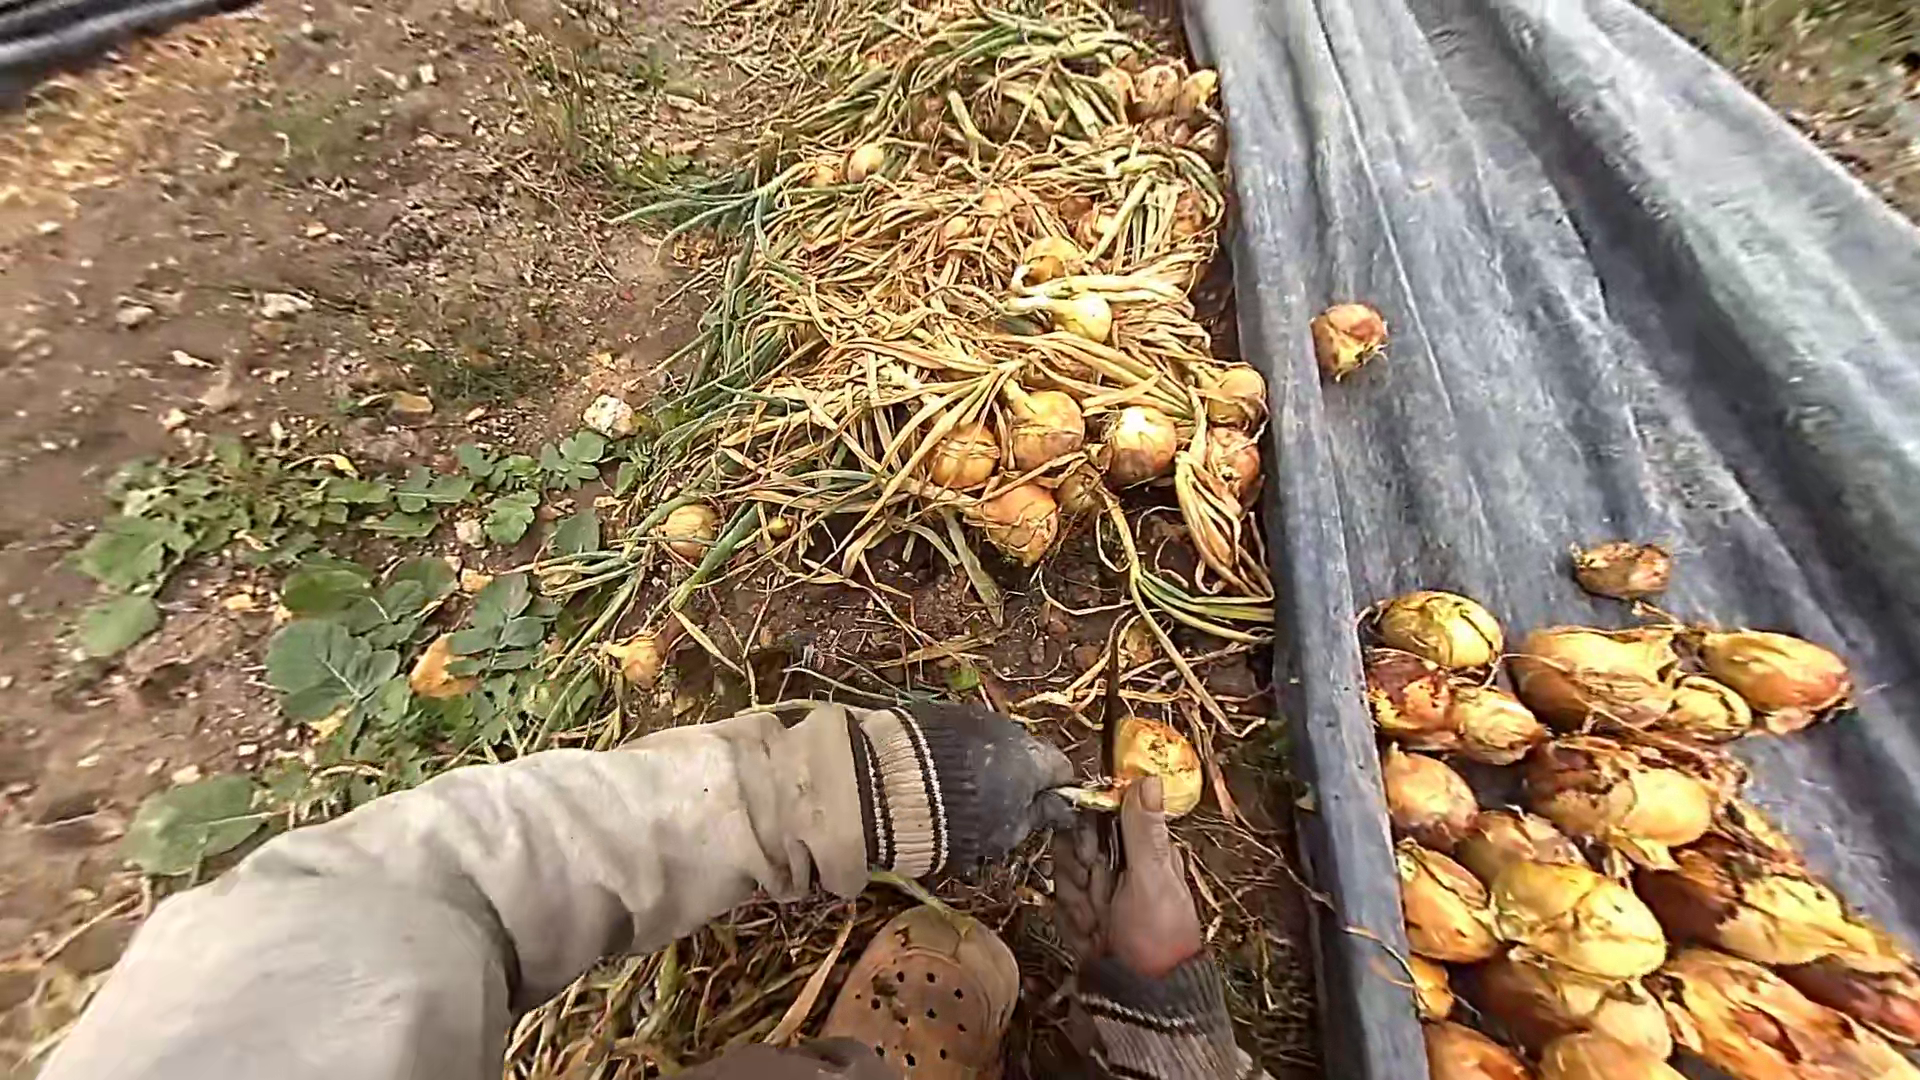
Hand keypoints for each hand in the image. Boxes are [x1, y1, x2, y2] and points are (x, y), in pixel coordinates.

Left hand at [873, 700, 1073, 872]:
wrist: (894, 784)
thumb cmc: (958, 820)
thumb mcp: (1003, 834)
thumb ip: (1035, 817)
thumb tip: (1056, 808)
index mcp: (1031, 760)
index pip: (1062, 768)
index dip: (1056, 790)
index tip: (1044, 808)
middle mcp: (1009, 730)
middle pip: (1029, 751)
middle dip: (1021, 774)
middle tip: (1001, 804)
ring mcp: (975, 716)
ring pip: (996, 740)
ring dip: (990, 760)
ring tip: (966, 788)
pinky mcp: (945, 710)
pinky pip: (966, 731)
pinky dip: (963, 750)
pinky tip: (942, 771)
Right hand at [1052, 776, 1203, 977]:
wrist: (1142, 1006)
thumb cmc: (1157, 940)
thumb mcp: (1153, 880)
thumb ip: (1144, 829)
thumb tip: (1150, 777)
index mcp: (1141, 845)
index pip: (1095, 813)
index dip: (1083, 835)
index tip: (1089, 860)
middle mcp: (1119, 859)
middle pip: (1071, 840)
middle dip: (1077, 874)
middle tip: (1097, 901)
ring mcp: (1099, 885)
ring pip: (1061, 869)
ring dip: (1074, 901)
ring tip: (1097, 924)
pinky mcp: (1083, 907)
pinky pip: (1058, 898)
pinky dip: (1070, 919)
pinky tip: (1090, 935)